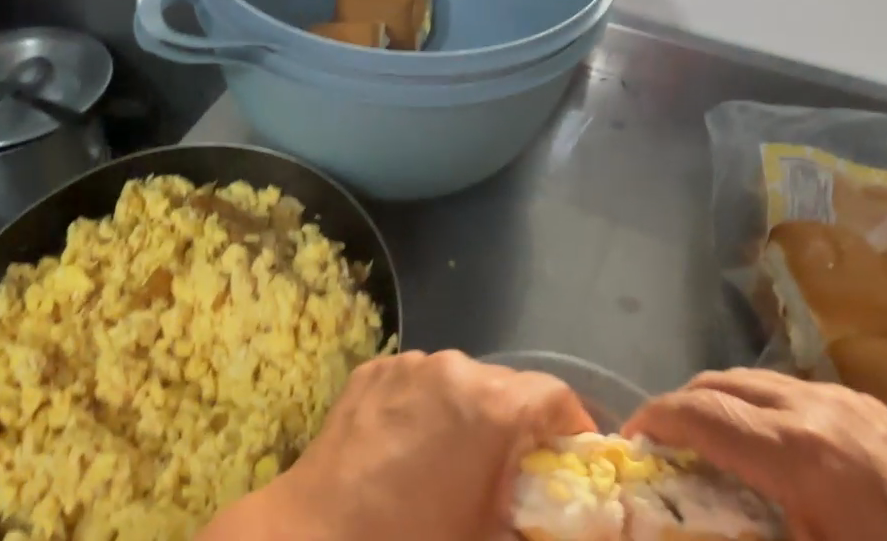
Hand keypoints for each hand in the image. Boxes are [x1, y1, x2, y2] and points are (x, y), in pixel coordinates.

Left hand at [199, 350, 595, 540]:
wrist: (314, 537)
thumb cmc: (412, 539)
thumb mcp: (489, 535)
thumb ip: (533, 518)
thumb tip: (563, 516)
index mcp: (490, 404)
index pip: (555, 396)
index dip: (572, 428)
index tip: (571, 461)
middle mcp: (452, 367)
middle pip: (508, 385)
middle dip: (519, 424)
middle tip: (513, 471)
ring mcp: (407, 364)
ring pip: (461, 380)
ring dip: (471, 412)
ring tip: (455, 460)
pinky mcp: (372, 370)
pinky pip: (419, 381)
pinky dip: (428, 405)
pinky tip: (412, 446)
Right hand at [623, 369, 886, 540]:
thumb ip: (750, 529)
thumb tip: (700, 523)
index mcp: (798, 454)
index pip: (700, 413)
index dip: (654, 420)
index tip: (629, 441)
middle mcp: (814, 409)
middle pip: (719, 383)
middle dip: (679, 406)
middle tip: (662, 447)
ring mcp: (845, 400)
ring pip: (753, 378)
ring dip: (718, 401)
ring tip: (709, 441)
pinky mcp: (871, 405)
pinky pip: (791, 387)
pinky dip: (758, 402)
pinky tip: (770, 443)